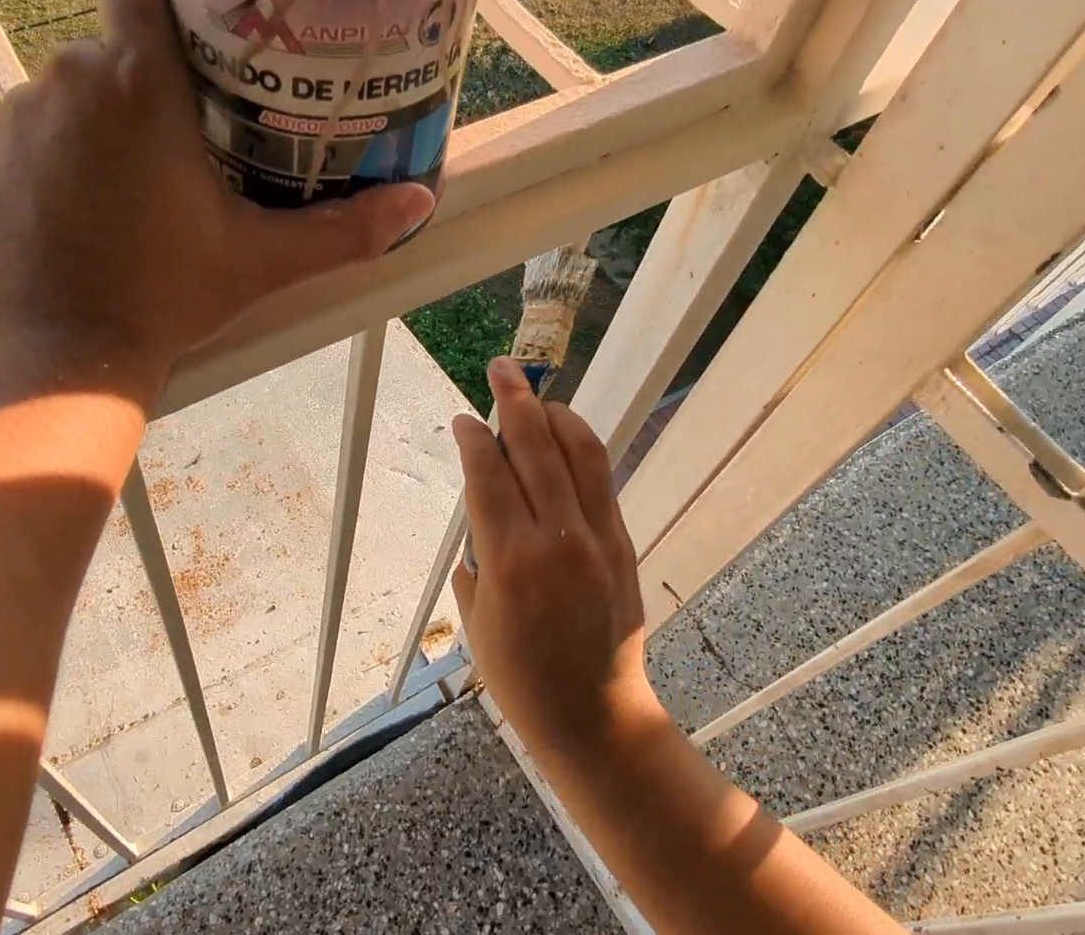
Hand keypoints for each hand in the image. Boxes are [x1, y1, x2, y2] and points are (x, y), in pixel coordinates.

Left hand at [0, 0, 434, 400]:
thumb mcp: (261, 262)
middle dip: (153, 76)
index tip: (197, 21)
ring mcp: (17, 116)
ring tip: (142, 184)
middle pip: (116, 43)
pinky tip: (90, 209)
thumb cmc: (163, 300)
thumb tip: (420, 204)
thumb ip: (344, 229)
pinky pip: (36, 126)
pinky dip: (64, 152)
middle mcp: (67, 81)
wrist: (55, 359)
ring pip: (75, 88)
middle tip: (195, 134)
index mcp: (137, 85)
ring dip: (108, 119)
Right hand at [450, 358, 669, 771]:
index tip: (463, 417)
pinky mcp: (622, 542)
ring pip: (578, 452)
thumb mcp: (477, 622)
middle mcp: (556, 537)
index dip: (472, 437)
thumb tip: (481, 520)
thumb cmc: (522, 678)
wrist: (596, 715)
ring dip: (554, 414)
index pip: (488, 474)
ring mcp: (596, 536)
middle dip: (514, 400)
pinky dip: (581, 445)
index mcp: (511, 560)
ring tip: (535, 395)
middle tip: (501, 368)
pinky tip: (566, 433)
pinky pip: (601, 478)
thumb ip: (474, 561)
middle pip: (535, 447)